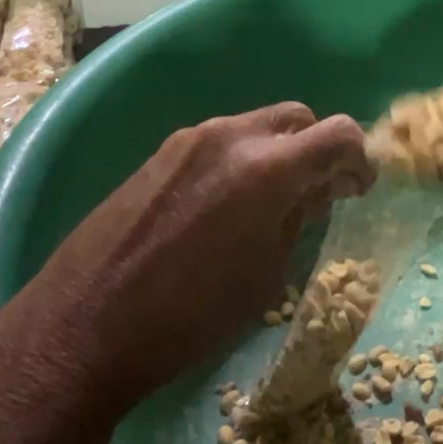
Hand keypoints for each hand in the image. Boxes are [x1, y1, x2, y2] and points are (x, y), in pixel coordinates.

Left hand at [0, 103, 374, 407]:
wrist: (83, 326)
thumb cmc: (188, 316)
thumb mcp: (265, 275)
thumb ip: (298, 218)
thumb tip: (318, 191)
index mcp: (268, 168)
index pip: (338, 132)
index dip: (359, 157)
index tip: (358, 187)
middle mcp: (233, 136)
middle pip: (298, 117)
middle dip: (317, 148)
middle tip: (317, 191)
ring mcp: (192, 138)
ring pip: (257, 126)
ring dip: (277, 153)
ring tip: (269, 202)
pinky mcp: (162, 151)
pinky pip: (220, 141)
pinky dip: (240, 160)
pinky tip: (224, 205)